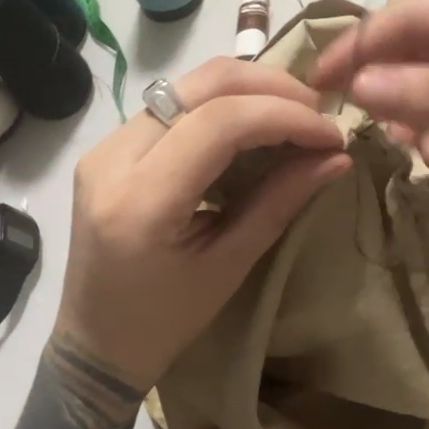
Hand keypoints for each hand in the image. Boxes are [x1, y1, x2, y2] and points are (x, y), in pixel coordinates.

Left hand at [55, 58, 351, 391]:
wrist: (92, 345)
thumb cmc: (163, 323)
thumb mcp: (228, 268)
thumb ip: (279, 203)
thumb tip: (336, 157)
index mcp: (140, 200)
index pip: (218, 123)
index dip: (283, 116)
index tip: (331, 134)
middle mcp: (113, 157)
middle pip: (203, 84)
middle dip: (271, 87)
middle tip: (317, 113)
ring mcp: (105, 145)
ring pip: (189, 83)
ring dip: (249, 90)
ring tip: (293, 116)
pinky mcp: (109, 145)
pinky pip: (174, 102)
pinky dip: (222, 104)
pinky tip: (253, 126)